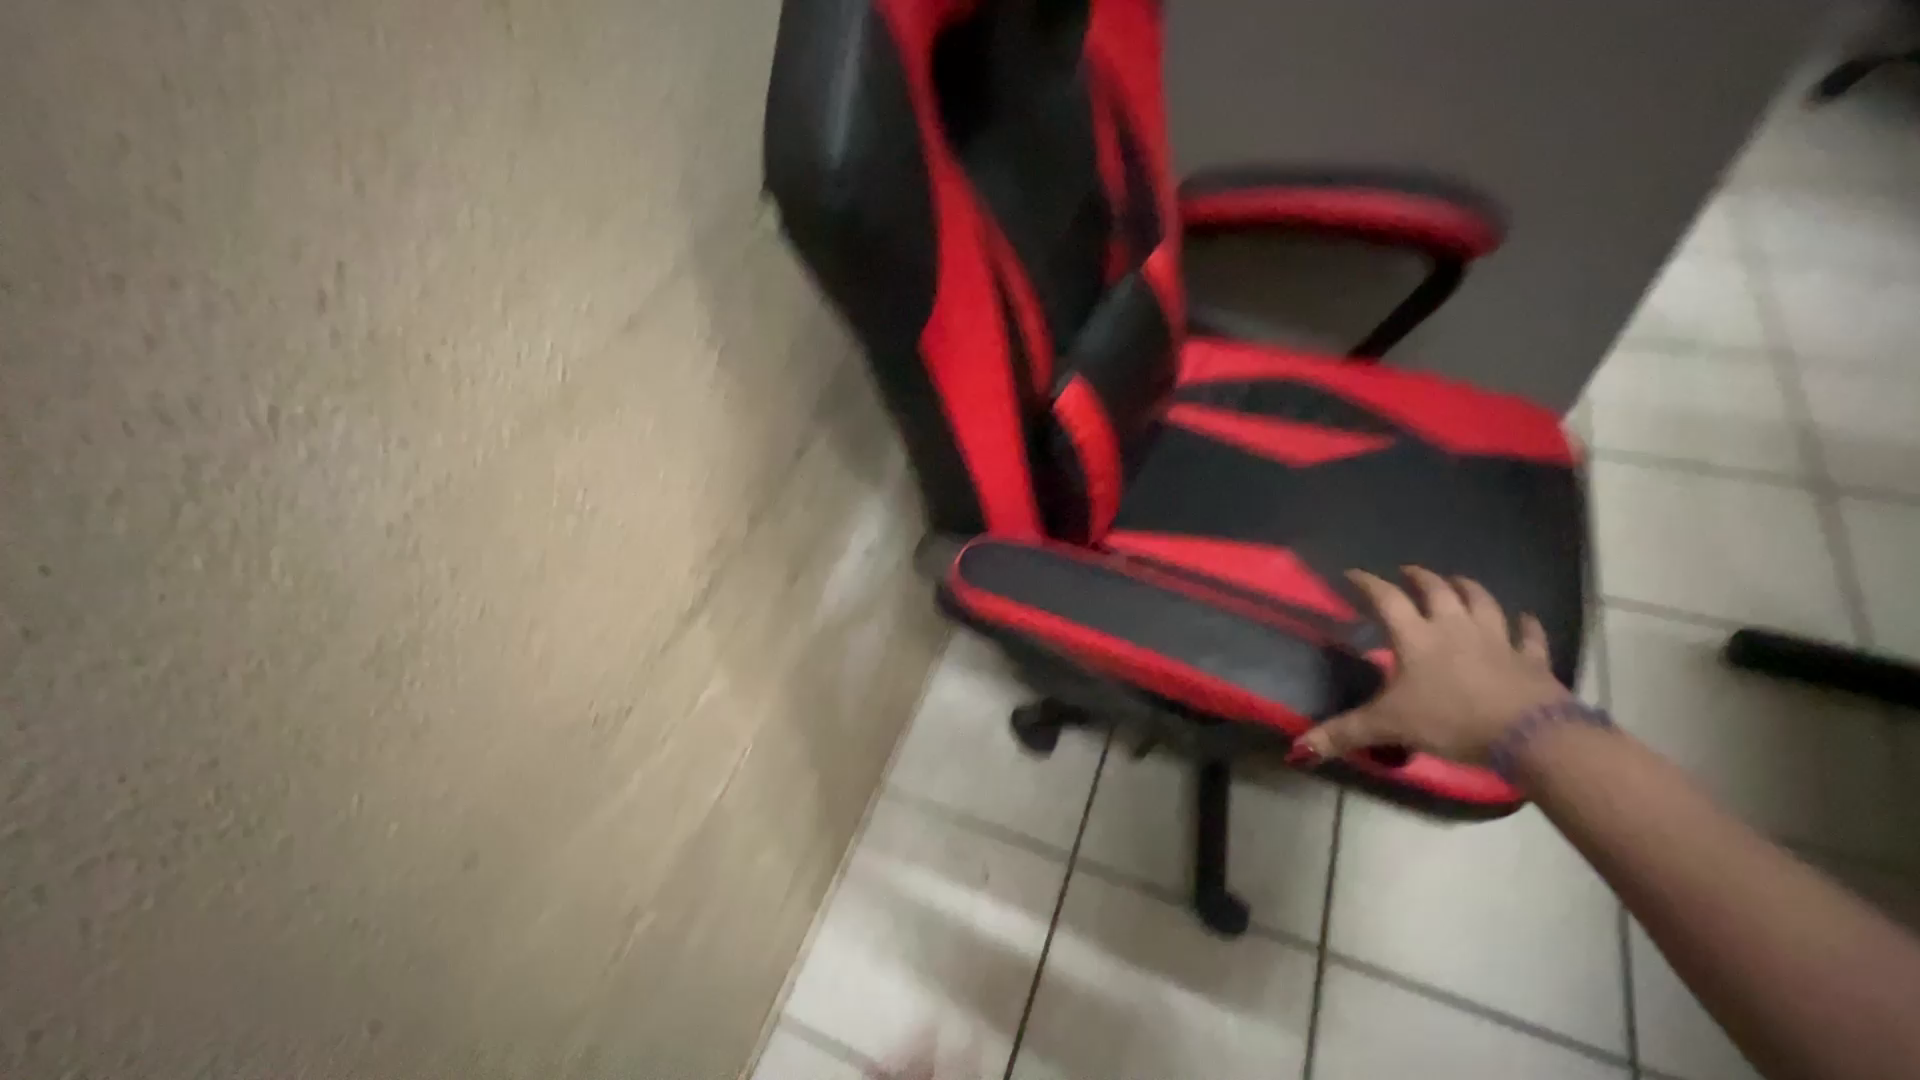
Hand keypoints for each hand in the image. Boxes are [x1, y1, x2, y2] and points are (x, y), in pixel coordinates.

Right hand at [1294, 567, 1571, 765]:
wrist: (1527, 734)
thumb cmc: (1450, 720)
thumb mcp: (1388, 726)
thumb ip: (1343, 734)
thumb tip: (1296, 749)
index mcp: (1417, 638)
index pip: (1386, 599)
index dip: (1367, 583)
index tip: (1352, 574)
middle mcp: (1455, 628)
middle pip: (1437, 591)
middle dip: (1420, 578)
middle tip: (1407, 571)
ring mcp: (1496, 640)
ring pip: (1482, 602)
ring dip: (1469, 588)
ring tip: (1458, 580)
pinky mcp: (1530, 659)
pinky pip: (1529, 636)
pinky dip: (1527, 625)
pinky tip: (1525, 619)